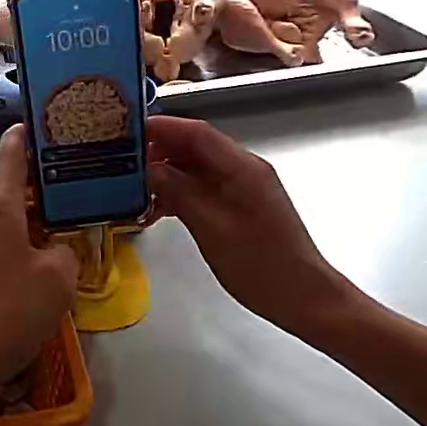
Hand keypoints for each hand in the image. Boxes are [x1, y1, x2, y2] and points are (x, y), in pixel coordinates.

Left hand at [0, 126, 76, 407]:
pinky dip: (11, 238)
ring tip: (58, 215)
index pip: (12, 149)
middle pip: (0, 176)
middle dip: (31, 171)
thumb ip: (66, 256)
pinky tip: (32, 260)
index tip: (56, 127)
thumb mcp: (54, 284)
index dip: (33, 134)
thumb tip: (59, 251)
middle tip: (68, 174)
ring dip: (22, 208)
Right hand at [146, 116, 363, 341]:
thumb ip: (179, 192)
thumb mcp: (211, 227)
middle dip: (158, 151)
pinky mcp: (238, 204)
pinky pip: (203, 187)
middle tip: (122, 164)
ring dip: (165, 175)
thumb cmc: (261, 265)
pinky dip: (178, 193)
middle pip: (194, 147)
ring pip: (195, 168)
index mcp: (241, 168)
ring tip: (135, 190)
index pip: (196, 132)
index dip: (161, 127)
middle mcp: (243, 169)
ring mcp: (242, 187)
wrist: (303, 297)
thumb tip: (149, 168)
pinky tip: (157, 210)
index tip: (127, 132)